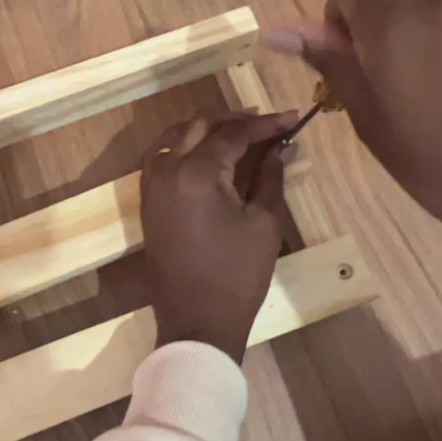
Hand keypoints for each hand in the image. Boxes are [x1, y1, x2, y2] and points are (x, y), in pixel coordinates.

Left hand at [141, 111, 293, 361]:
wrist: (197, 322)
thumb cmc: (237, 275)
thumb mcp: (264, 223)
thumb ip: (270, 176)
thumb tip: (279, 147)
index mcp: (196, 173)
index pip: (234, 134)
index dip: (266, 124)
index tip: (293, 118)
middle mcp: (167, 169)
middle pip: (201, 125)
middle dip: (236, 119)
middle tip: (268, 123)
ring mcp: (151, 185)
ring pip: (177, 136)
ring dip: (207, 127)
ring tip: (240, 132)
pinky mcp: (148, 201)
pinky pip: (162, 156)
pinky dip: (185, 145)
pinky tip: (207, 151)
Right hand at [268, 0, 441, 280]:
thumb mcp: (372, 124)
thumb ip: (331, 66)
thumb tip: (279, 30)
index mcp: (396, 23)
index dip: (339, 14)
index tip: (351, 64)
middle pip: (394, 3)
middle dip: (383, 40)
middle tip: (396, 105)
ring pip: (435, 22)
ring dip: (425, 51)